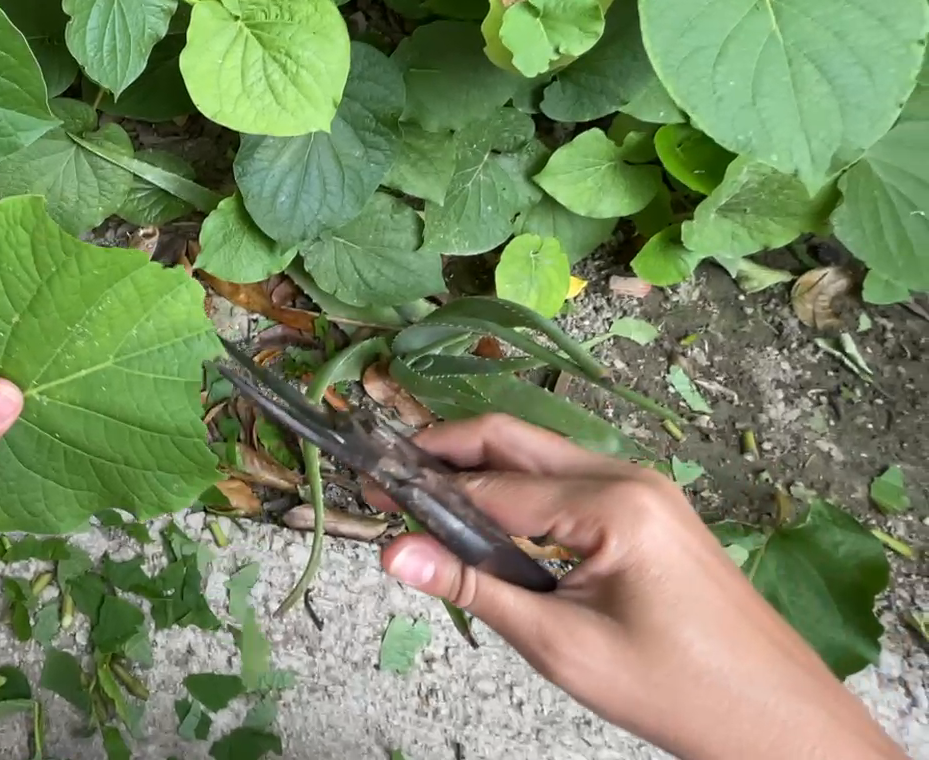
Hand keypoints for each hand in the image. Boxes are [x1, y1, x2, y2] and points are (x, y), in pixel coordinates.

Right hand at [370, 414, 903, 759]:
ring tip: (427, 500)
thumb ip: (470, 589)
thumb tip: (389, 553)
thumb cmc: (679, 694)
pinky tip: (488, 519)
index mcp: (612, 503)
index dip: (422, 488)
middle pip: (507, 438)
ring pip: (530, 452)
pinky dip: (510, 485)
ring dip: (473, 467)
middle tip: (392, 482)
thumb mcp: (562, 645)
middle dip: (441, 452)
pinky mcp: (646, 505)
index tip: (374, 495)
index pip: (488, 484)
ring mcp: (641, 486)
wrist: (794, 736)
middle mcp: (626, 475)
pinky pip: (559, 476)